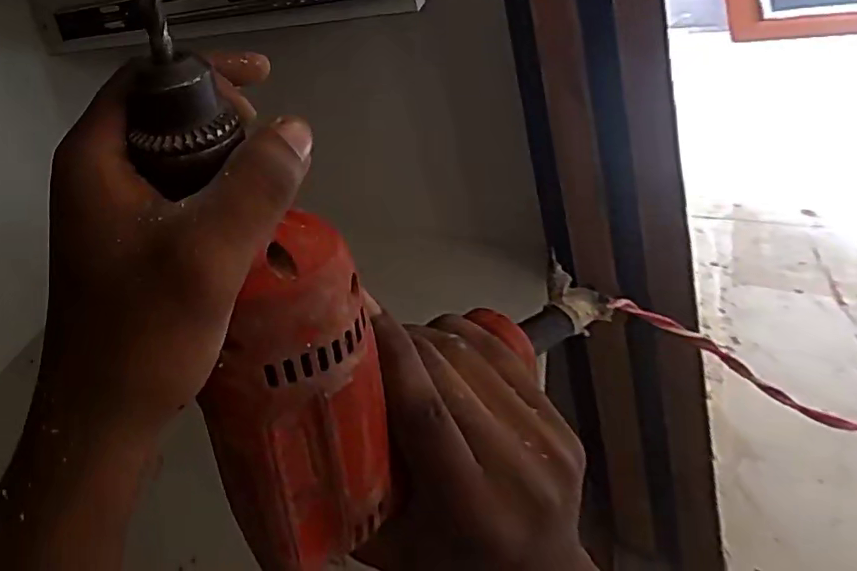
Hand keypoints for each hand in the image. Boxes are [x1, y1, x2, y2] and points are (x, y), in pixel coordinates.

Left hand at [0, 51, 311, 570]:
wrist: (100, 416)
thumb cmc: (141, 331)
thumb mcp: (207, 252)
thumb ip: (255, 185)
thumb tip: (295, 127)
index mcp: (92, 154)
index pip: (142, 78)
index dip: (202, 69)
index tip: (260, 80)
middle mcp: (90, 168)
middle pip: (155, 109)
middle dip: (215, 112)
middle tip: (264, 138)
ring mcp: (102, 203)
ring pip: (165, 149)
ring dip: (215, 152)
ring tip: (264, 173)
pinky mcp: (120, 233)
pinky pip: (166, 186)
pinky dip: (204, 184)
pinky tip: (243, 210)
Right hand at [355, 307, 594, 570]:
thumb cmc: (447, 559)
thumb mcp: (384, 538)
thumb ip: (343, 477)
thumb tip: (293, 405)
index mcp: (473, 506)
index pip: (425, 407)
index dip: (388, 349)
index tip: (356, 310)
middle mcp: (520, 473)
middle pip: (444, 366)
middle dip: (397, 338)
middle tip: (363, 338)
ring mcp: (549, 445)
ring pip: (468, 349)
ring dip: (423, 335)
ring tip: (398, 351)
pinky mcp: (562, 424)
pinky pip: (496, 349)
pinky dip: (457, 335)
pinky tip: (436, 351)